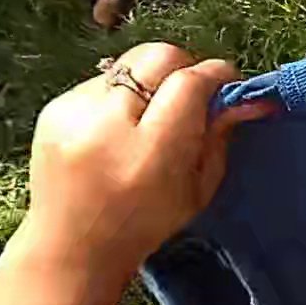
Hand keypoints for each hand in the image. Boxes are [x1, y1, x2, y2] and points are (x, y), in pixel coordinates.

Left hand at [9, 42, 273, 294]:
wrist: (69, 248)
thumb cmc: (147, 223)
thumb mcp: (200, 188)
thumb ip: (221, 135)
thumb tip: (251, 98)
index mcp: (150, 150)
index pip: (189, 82)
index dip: (216, 74)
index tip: (228, 83)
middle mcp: (107, 123)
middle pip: (159, 56)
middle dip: (184, 68)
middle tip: (190, 97)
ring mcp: (74, 111)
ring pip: (131, 63)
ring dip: (151, 81)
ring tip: (149, 117)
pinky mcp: (53, 107)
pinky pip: (104, 79)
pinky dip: (122, 94)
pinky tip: (118, 127)